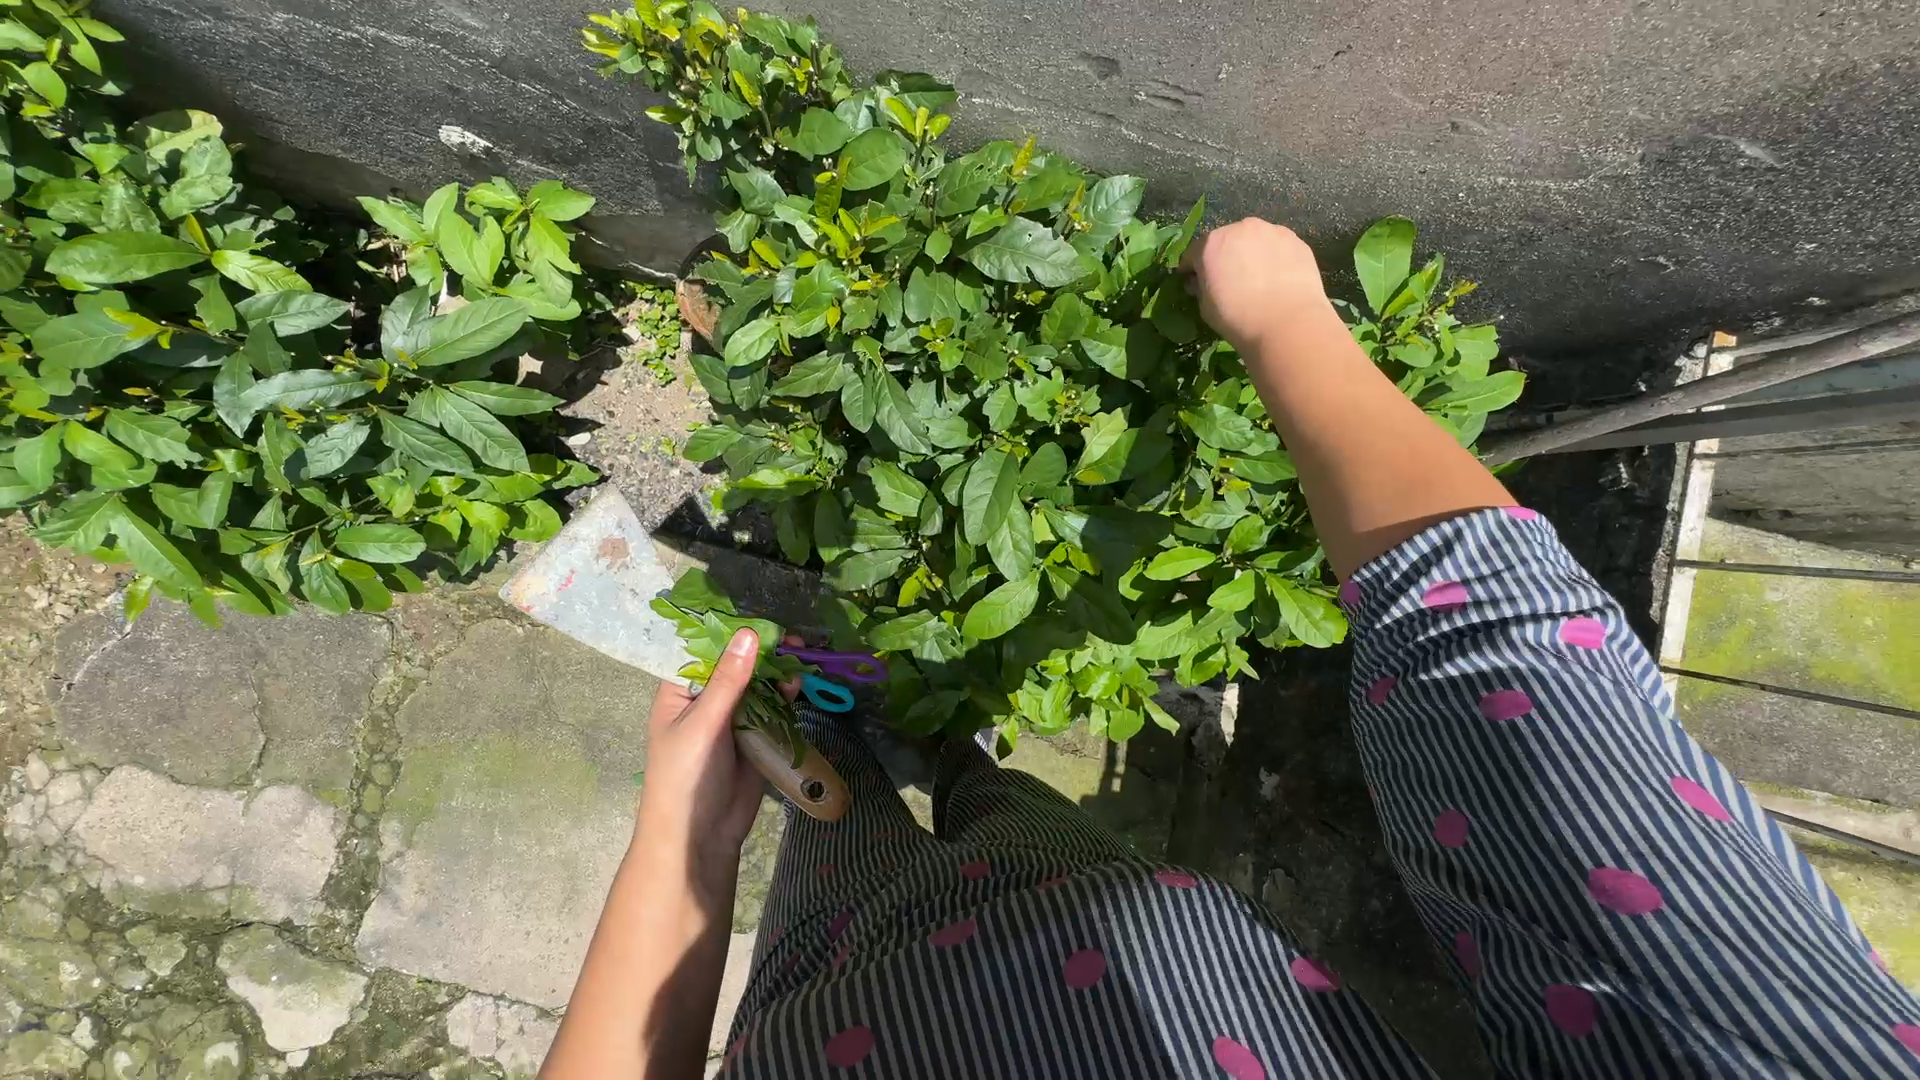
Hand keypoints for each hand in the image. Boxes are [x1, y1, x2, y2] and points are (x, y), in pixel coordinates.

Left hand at [633, 628, 793, 897]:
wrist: (700, 837)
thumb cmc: (684, 777)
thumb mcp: (703, 724)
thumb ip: (729, 680)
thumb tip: (749, 633)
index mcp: (681, 691)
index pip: (706, 650)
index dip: (733, 632)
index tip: (762, 616)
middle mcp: (707, 700)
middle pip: (738, 664)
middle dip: (763, 650)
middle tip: (793, 637)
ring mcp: (733, 718)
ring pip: (759, 684)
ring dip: (778, 670)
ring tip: (803, 653)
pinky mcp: (756, 735)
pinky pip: (773, 708)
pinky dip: (786, 694)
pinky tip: (798, 683)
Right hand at [1180, 218, 1332, 355]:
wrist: (1286, 322)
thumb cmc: (1236, 317)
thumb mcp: (1204, 306)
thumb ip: (1200, 287)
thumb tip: (1200, 281)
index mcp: (1211, 244)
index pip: (1193, 253)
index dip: (1191, 269)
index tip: (1192, 282)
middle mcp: (1240, 228)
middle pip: (1225, 241)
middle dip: (1222, 257)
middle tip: (1226, 280)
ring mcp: (1272, 231)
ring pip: (1253, 241)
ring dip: (1249, 254)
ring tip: (1254, 278)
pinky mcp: (1296, 240)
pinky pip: (1276, 247)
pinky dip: (1272, 258)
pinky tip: (1275, 279)